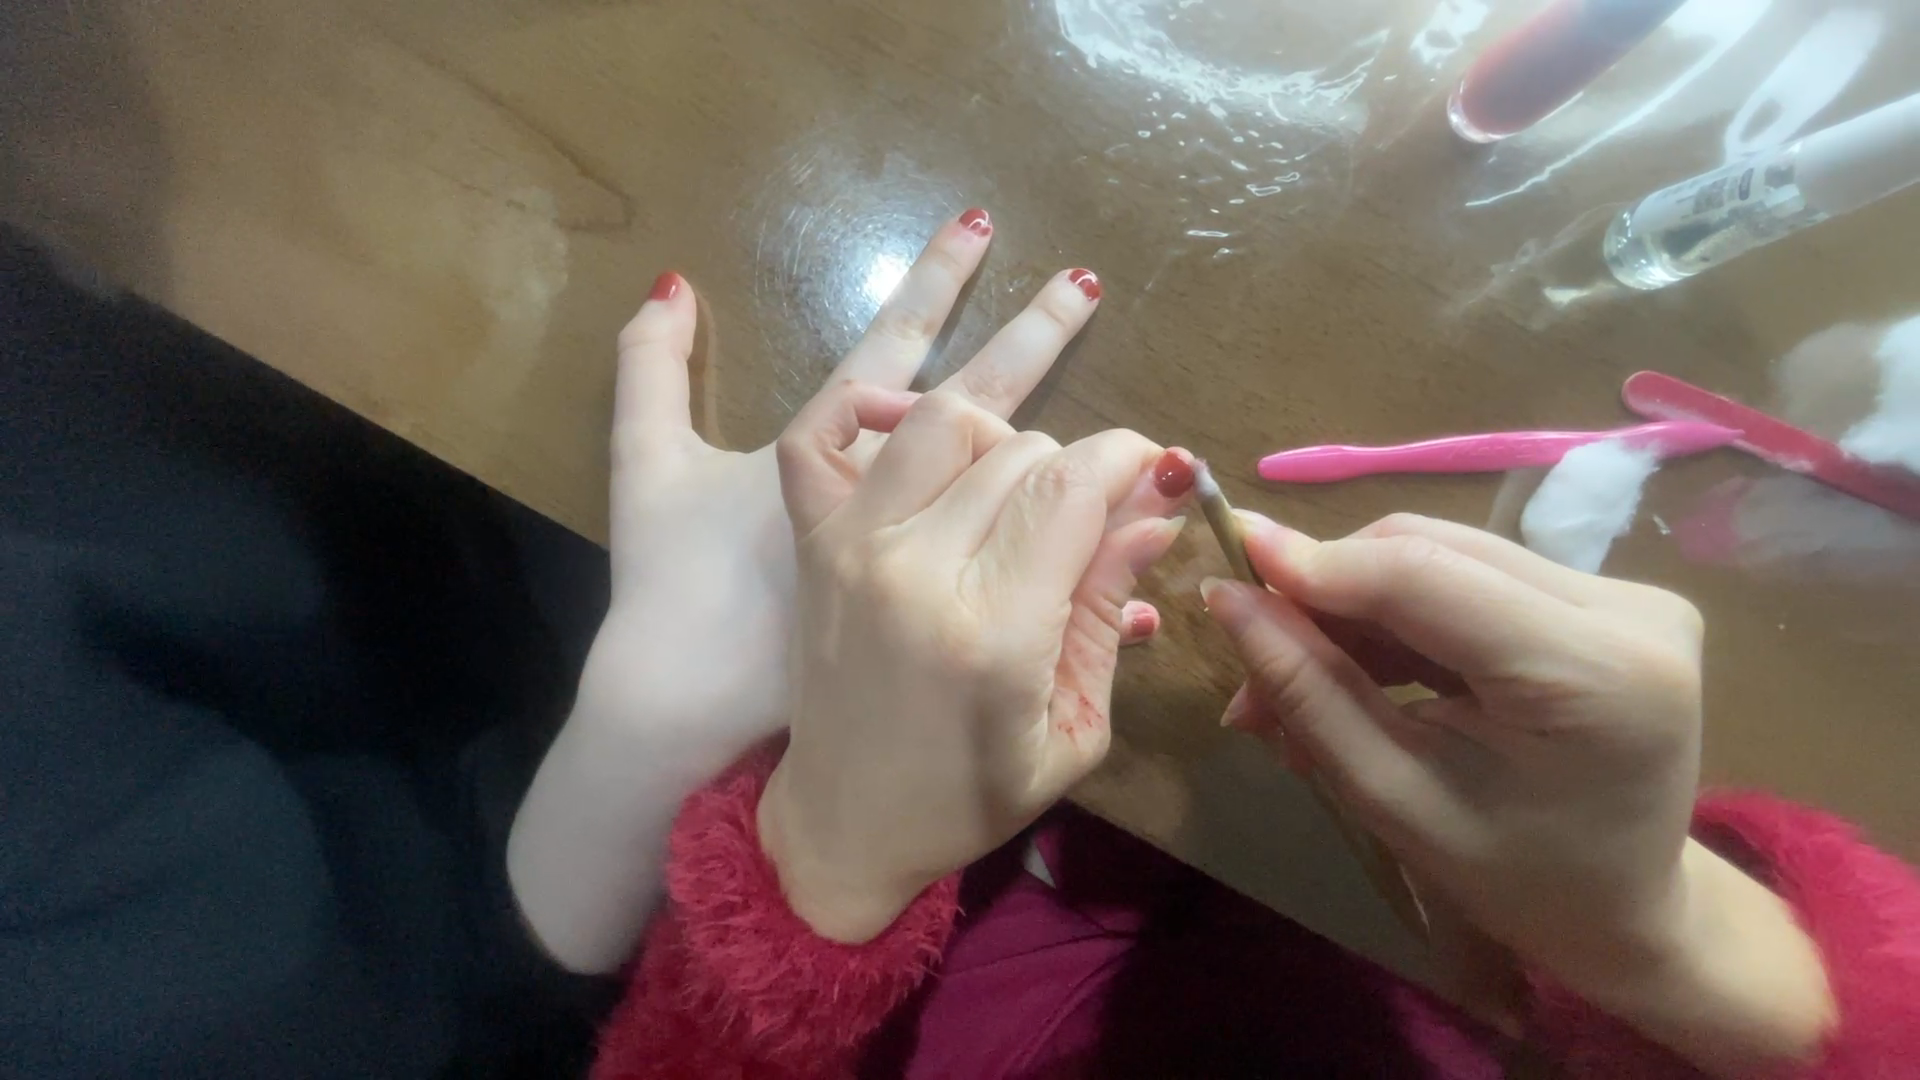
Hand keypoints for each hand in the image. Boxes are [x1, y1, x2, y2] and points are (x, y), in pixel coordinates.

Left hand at [757, 388, 1186, 942]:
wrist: (844, 821)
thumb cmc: (969, 797)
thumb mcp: (1071, 726)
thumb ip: (1107, 606)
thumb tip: (1159, 507)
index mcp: (993, 629)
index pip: (1072, 488)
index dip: (1127, 460)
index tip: (1153, 470)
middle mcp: (915, 567)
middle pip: (1018, 452)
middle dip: (1074, 467)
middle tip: (1084, 513)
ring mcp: (851, 545)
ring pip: (939, 420)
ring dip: (994, 436)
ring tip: (1009, 485)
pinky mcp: (809, 542)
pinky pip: (816, 437)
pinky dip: (864, 410)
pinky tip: (905, 428)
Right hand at [1204, 513, 1832, 1075]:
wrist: (1626, 906)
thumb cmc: (1510, 876)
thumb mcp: (1386, 793)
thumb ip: (1304, 688)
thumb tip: (1224, 595)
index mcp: (1594, 672)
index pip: (1421, 576)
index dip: (1312, 563)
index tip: (1223, 566)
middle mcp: (1622, 606)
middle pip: (1420, 550)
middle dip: (1319, 596)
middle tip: (1251, 663)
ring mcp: (1614, 592)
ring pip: (1426, 554)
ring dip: (1342, 608)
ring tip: (1287, 682)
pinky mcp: (1589, 594)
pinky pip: (1449, 575)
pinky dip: (1380, 617)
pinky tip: (1346, 668)